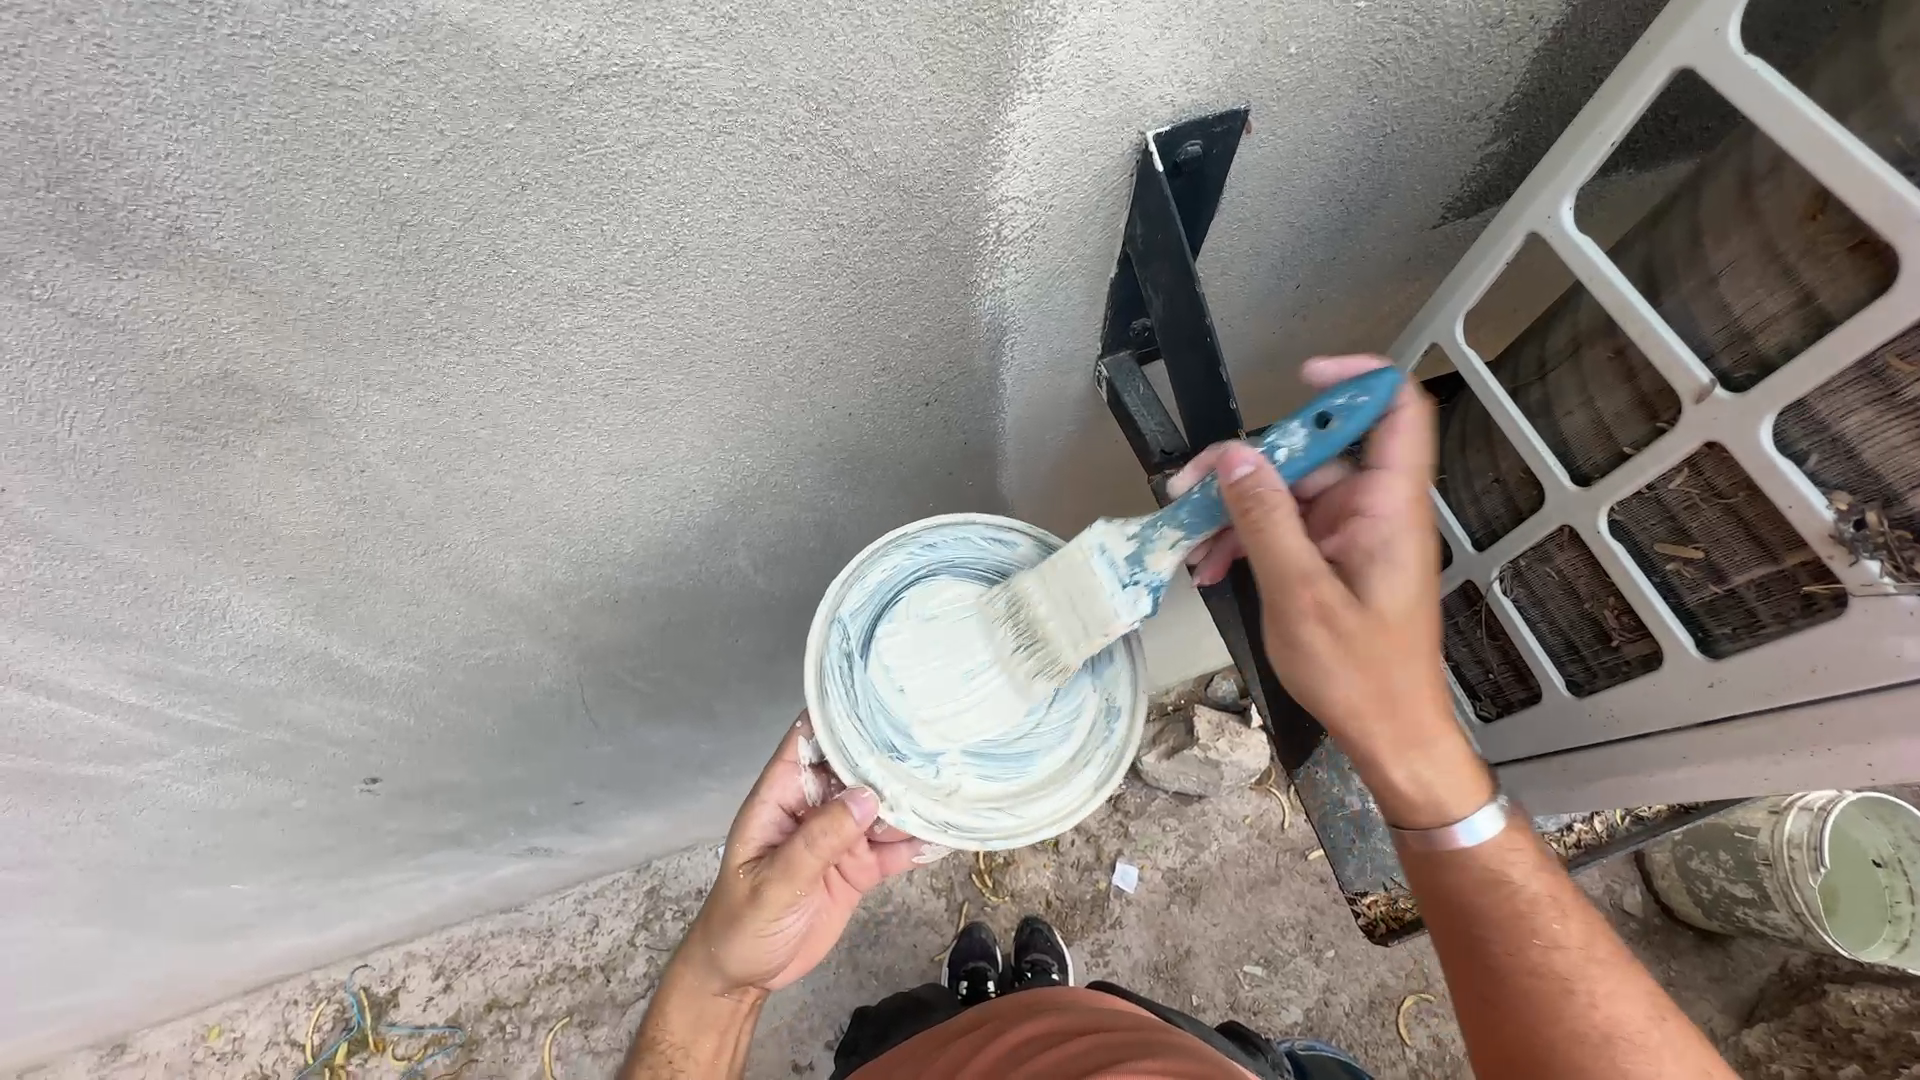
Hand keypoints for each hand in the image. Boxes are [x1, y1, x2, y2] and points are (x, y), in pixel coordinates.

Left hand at [672, 714, 928, 998]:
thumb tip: (867, 796)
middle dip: (892, 757)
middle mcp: (816, 805)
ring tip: (953, 787)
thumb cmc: (740, 922)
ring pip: (883, 808)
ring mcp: (841, 835)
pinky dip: (919, 842)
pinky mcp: (859, 865)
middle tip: (937, 745)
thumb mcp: (773, 883)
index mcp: (784, 794)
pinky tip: (948, 833)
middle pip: (857, 769)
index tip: (882, 700)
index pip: (810, 739)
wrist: (744, 977)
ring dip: (913, 801)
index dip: (842, 716)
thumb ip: (818, 840)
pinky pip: (894, 848)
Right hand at [1168, 354, 1490, 827]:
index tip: (1299, 377)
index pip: (1394, 412)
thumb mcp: (1298, 593)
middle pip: (1312, 456)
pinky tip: (1209, 565)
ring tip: (1189, 544)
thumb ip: (1265, 519)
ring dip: (1233, 514)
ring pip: (1285, 496)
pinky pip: (1283, 531)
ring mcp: (1350, 535)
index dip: (1355, 381)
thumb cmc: (1358, 672)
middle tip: (1188, 491)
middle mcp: (1372, 510)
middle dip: (1246, 469)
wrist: (1386, 733)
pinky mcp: (1331, 559)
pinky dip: (1244, 541)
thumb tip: (1233, 458)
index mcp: (1388, 508)